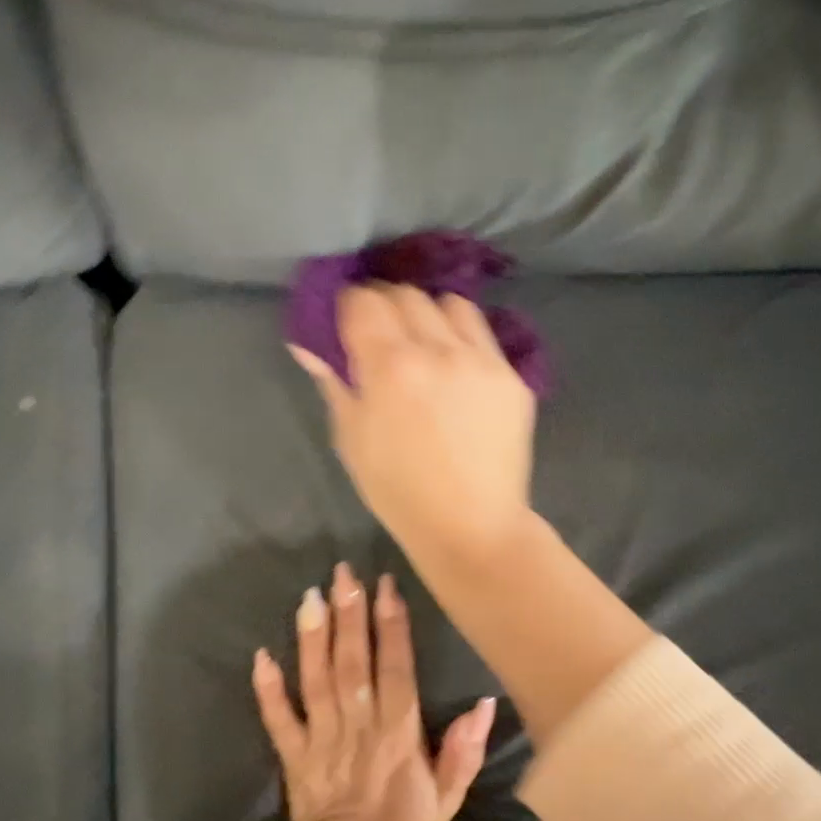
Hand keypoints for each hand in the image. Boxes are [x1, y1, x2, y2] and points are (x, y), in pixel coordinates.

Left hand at [251, 562, 496, 820]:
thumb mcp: (449, 793)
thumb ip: (465, 748)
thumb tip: (485, 703)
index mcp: (398, 731)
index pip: (396, 668)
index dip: (391, 625)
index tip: (385, 586)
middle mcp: (359, 725)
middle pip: (353, 662)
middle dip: (349, 615)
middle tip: (343, 574)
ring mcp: (321, 738)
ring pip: (316, 680)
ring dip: (312, 638)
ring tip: (310, 597)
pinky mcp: (293, 754)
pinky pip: (278, 718)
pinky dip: (268, 689)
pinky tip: (260, 656)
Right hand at [288, 283, 536, 562]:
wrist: (472, 526)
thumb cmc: (398, 492)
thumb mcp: (351, 440)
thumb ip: (334, 383)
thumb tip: (308, 345)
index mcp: (390, 367)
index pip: (363, 302)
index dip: (349, 305)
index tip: (346, 321)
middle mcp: (438, 351)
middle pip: (406, 294)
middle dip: (386, 304)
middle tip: (380, 330)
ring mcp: (482, 360)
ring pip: (450, 303)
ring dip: (429, 313)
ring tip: (424, 341)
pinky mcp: (512, 376)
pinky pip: (483, 334)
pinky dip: (461, 337)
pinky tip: (455, 366)